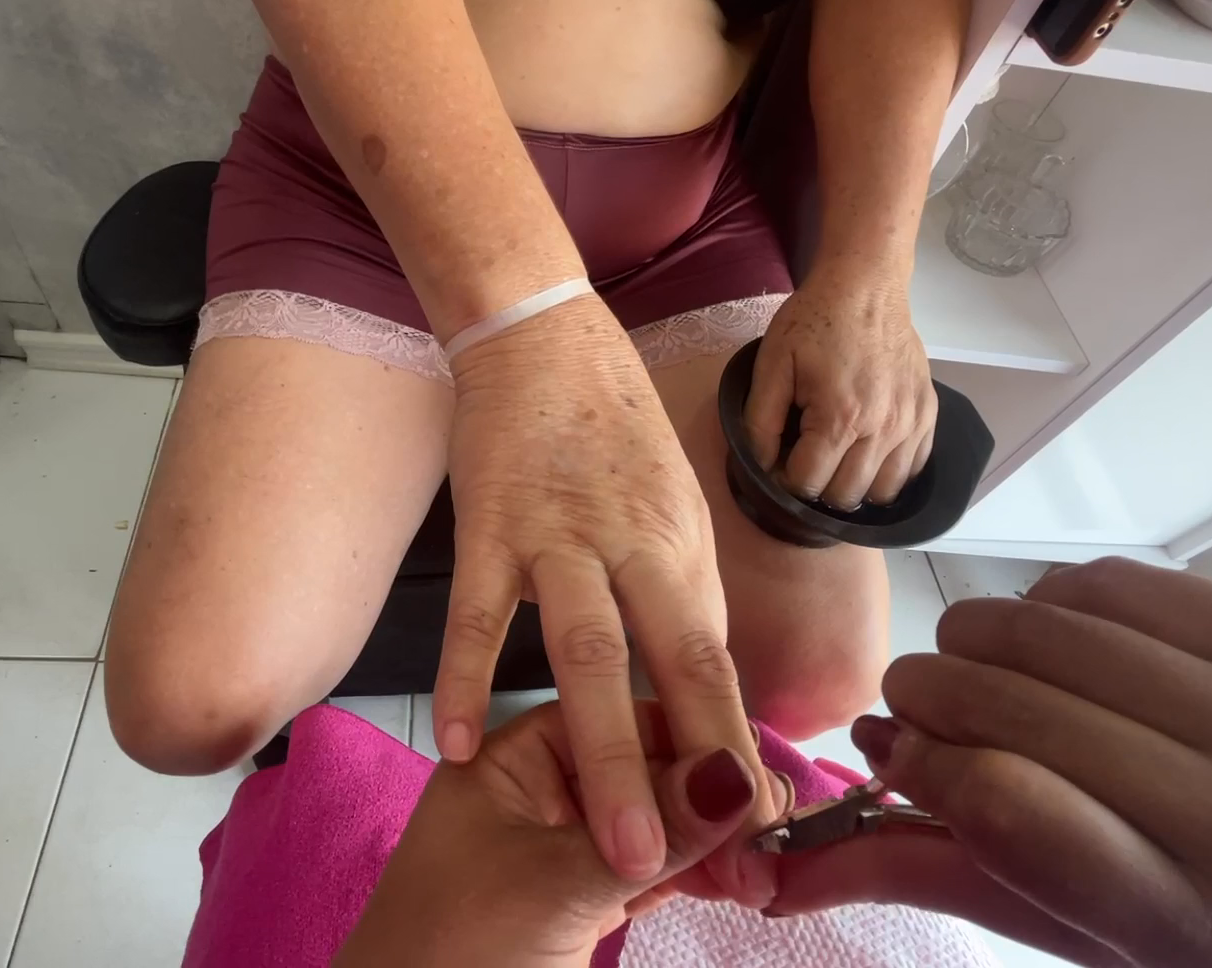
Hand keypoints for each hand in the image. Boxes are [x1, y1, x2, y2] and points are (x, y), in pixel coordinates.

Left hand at [337, 701, 764, 966]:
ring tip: (772, 860)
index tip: (757, 778)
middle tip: (778, 830)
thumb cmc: (460, 949)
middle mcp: (545, 785)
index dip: (690, 741)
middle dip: (709, 797)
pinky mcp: (586, 892)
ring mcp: (567, 841)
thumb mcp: (555, 883)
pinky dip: (696, 874)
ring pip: (654, 823)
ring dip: (712, 841)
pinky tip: (743, 878)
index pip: (616, 720)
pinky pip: (651, 868)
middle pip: (643, 770)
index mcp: (517, 754)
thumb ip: (650, 831)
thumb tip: (738, 772)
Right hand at [431, 294, 777, 900]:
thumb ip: (678, 586)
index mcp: (681, 543)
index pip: (716, 662)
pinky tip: (460, 746)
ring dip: (601, 752)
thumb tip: (694, 674)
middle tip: (704, 870)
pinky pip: (479, 613)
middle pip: (672, 668)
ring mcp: (559, 537)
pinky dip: (468, 679)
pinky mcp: (492, 525)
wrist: (545, 341)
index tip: (751, 824)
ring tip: (612, 845)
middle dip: (690, 772)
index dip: (735, 745)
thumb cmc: (612, 425)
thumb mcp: (669, 499)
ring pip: (586, 654)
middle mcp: (634, 546)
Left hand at [744, 275, 934, 509]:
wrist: (866, 287)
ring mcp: (911, 425)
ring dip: (852, 487)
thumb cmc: (813, 322)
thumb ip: (759, 420)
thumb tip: (759, 465)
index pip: (807, 484)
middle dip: (816, 489)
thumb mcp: (771, 365)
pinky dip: (886, 474)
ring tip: (833, 460)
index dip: (782, 480)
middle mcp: (882, 430)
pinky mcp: (928, 415)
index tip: (775, 460)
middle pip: (845, 496)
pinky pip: (911, 470)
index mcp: (840, 419)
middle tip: (801, 459)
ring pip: (882, 492)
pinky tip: (864, 456)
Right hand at [770, 558, 1211, 967]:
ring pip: (1032, 624)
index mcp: (1200, 918)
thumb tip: (772, 868)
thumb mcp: (1058, 925)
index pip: (998, 802)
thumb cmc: (1202, 932)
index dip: (923, 765)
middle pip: (1002, 701)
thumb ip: (915, 874)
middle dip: (928, 694)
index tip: (906, 759)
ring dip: (974, 641)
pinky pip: (1100, 581)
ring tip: (996, 676)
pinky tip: (1069, 650)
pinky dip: (1048, 606)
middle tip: (932, 709)